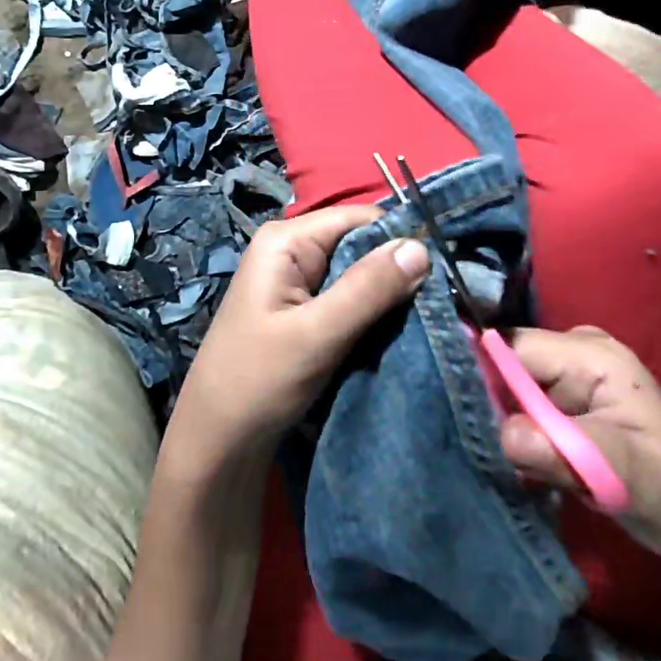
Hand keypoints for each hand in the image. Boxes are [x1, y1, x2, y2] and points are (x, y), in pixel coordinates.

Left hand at [170, 206, 429, 462]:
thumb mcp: (317, 334)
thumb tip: (421, 246)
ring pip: (360, 274)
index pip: (360, 219)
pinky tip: (395, 332)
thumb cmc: (258, 381)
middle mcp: (291, 250)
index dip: (400, 241)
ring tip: (424, 320)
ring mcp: (297, 281)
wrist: (218, 440)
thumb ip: (368, 289)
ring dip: (388, 297)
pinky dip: (372, 314)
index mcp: (286, 241)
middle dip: (397, 272)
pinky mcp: (304, 309)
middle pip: (361, 245)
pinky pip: (350, 299)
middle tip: (438, 304)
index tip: (441, 274)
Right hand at [499, 327, 660, 574]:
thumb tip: (506, 434)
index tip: (463, 422)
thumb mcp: (631, 477)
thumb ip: (568, 452)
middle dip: (493, 409)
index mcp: (594, 355)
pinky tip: (522, 466)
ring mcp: (568, 375)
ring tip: (513, 466)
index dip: (483, 379)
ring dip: (504, 428)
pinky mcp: (563, 401)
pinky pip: (520, 408)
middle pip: (506, 366)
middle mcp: (575, 352)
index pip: (513, 347)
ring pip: (508, 390)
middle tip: (493, 455)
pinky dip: (517, 437)